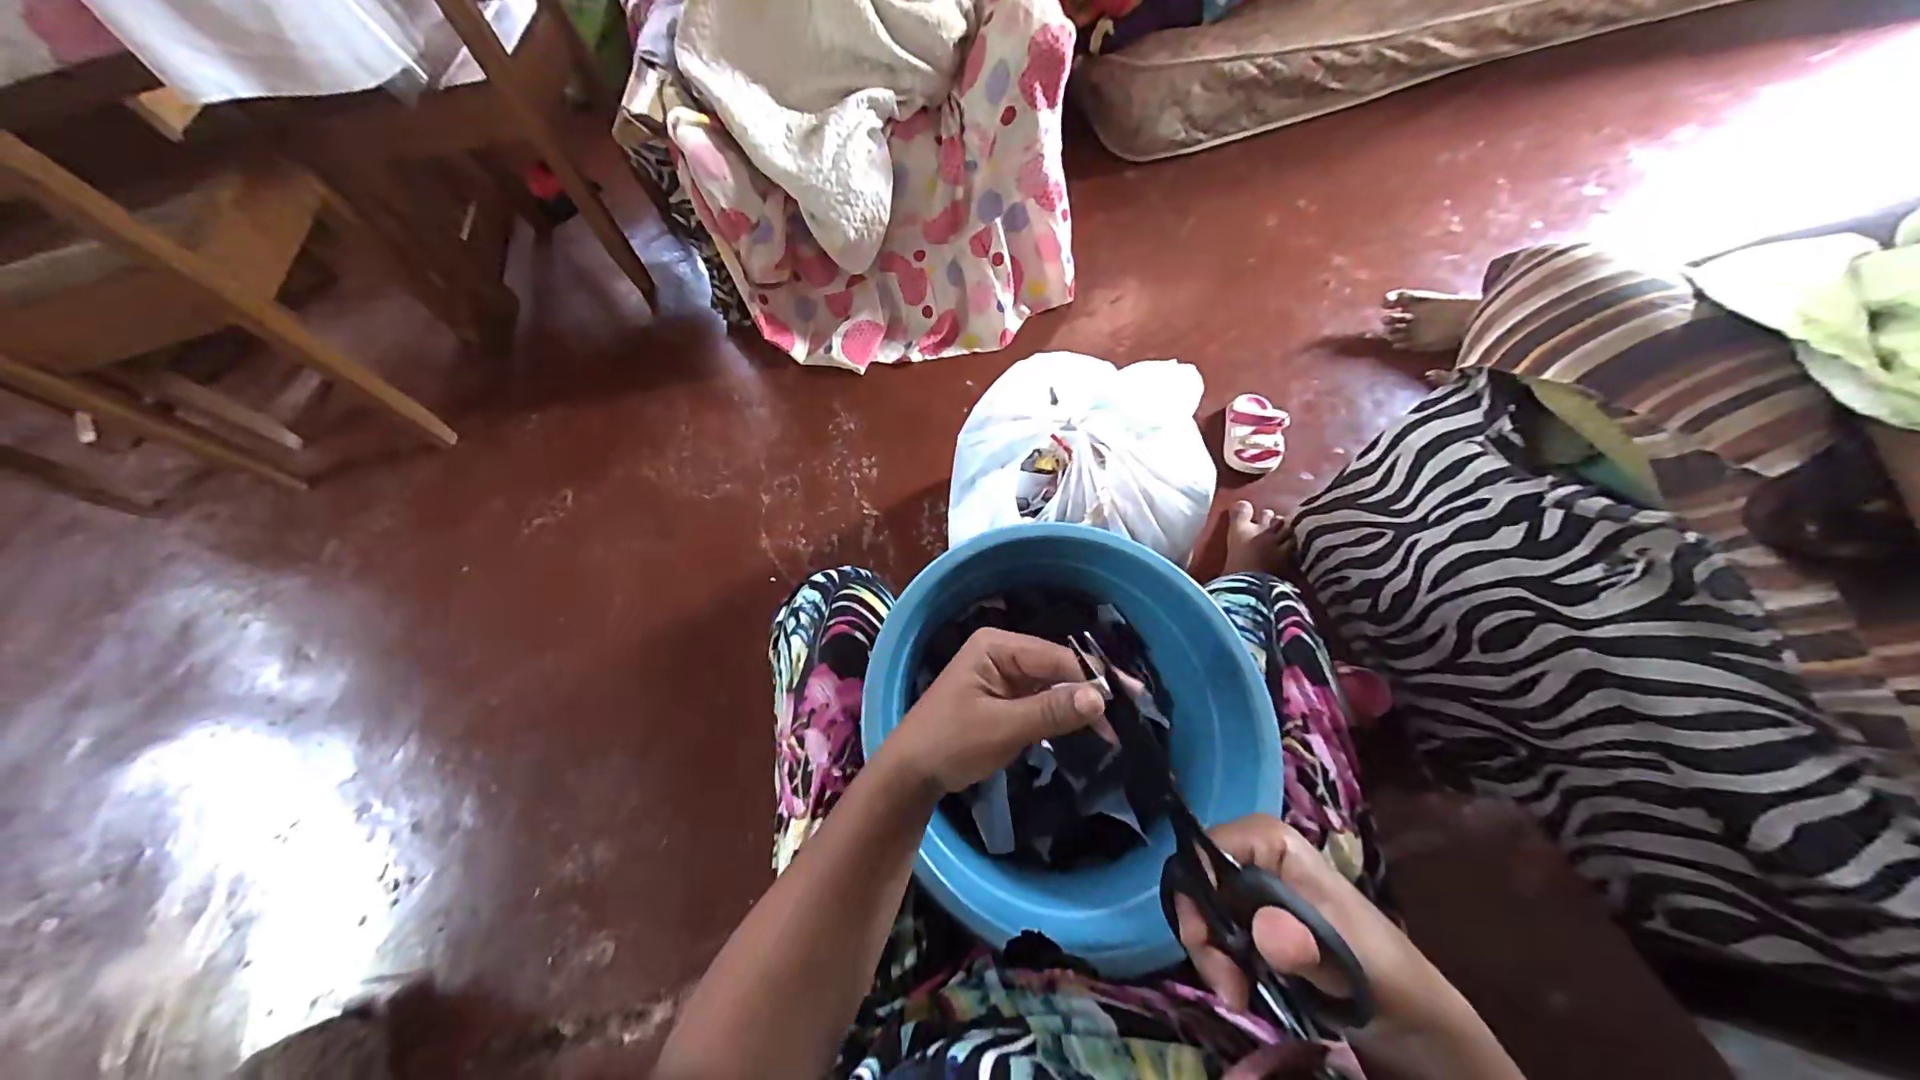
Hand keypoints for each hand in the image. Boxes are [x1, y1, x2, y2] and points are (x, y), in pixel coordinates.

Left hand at [880, 628, 1106, 796]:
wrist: (911, 772)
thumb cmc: (950, 742)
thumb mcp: (1002, 727)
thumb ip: (1051, 711)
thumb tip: (1100, 698)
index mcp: (996, 647)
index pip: (1055, 657)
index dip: (1093, 677)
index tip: (1130, 699)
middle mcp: (1002, 653)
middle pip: (1057, 668)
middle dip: (1089, 691)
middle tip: (1128, 715)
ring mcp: (1004, 676)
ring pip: (1053, 686)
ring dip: (1078, 706)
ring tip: (1114, 728)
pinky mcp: (1005, 699)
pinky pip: (1042, 701)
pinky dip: (1062, 715)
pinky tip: (1087, 729)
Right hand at [1173, 815, 1447, 1025]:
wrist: (1409, 1016)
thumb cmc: (1383, 973)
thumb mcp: (1348, 962)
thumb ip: (1306, 945)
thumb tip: (1264, 929)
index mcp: (1274, 843)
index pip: (1206, 848)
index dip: (1197, 892)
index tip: (1209, 946)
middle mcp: (1255, 857)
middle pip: (1198, 881)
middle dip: (1202, 933)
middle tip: (1226, 986)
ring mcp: (1252, 888)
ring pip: (1202, 909)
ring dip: (1210, 954)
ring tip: (1237, 997)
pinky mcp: (1251, 919)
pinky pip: (1216, 931)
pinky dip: (1221, 962)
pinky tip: (1241, 990)